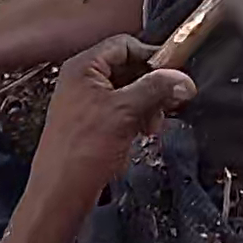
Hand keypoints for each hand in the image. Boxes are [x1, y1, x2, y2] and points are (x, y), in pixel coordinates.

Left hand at [30, 35, 195, 202]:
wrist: (59, 197)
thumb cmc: (83, 150)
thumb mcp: (126, 111)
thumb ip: (156, 89)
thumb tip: (183, 79)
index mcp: (84, 67)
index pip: (125, 45)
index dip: (150, 56)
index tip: (172, 72)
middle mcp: (82, 80)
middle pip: (128, 67)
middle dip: (151, 85)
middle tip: (167, 101)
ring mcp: (85, 102)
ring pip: (128, 89)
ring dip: (147, 103)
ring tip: (154, 123)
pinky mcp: (90, 123)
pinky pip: (121, 108)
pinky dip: (137, 116)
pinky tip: (144, 131)